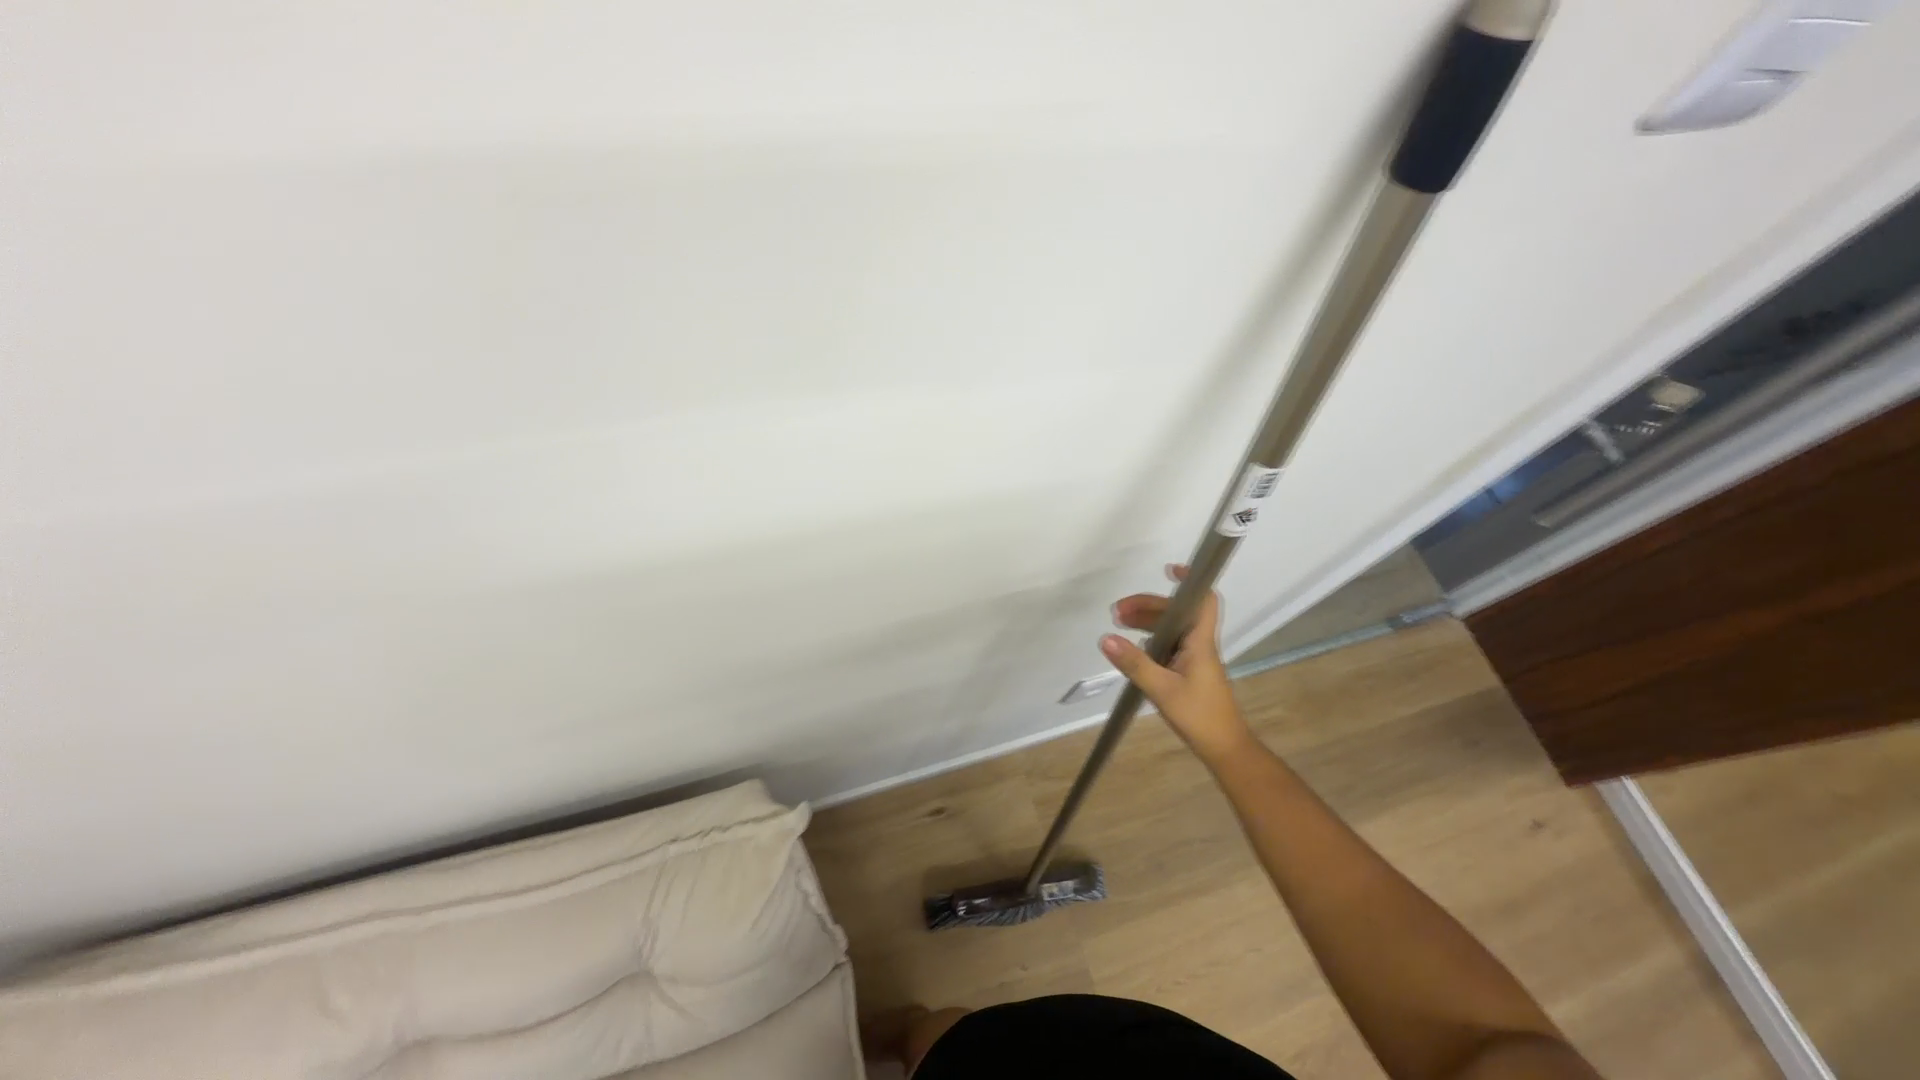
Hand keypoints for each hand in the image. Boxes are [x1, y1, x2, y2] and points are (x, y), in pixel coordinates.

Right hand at [1100, 565, 1253, 761]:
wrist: (1224, 748)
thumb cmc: (1199, 716)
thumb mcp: (1162, 690)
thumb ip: (1134, 664)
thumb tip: (1105, 638)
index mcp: (1200, 642)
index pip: (1204, 600)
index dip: (1191, 581)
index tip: (1168, 571)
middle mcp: (1199, 645)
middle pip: (1177, 613)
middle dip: (1148, 606)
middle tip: (1116, 613)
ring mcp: (1194, 659)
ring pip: (1171, 629)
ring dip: (1146, 623)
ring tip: (1118, 626)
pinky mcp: (1188, 673)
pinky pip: (1168, 646)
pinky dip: (1150, 641)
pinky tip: (1131, 649)